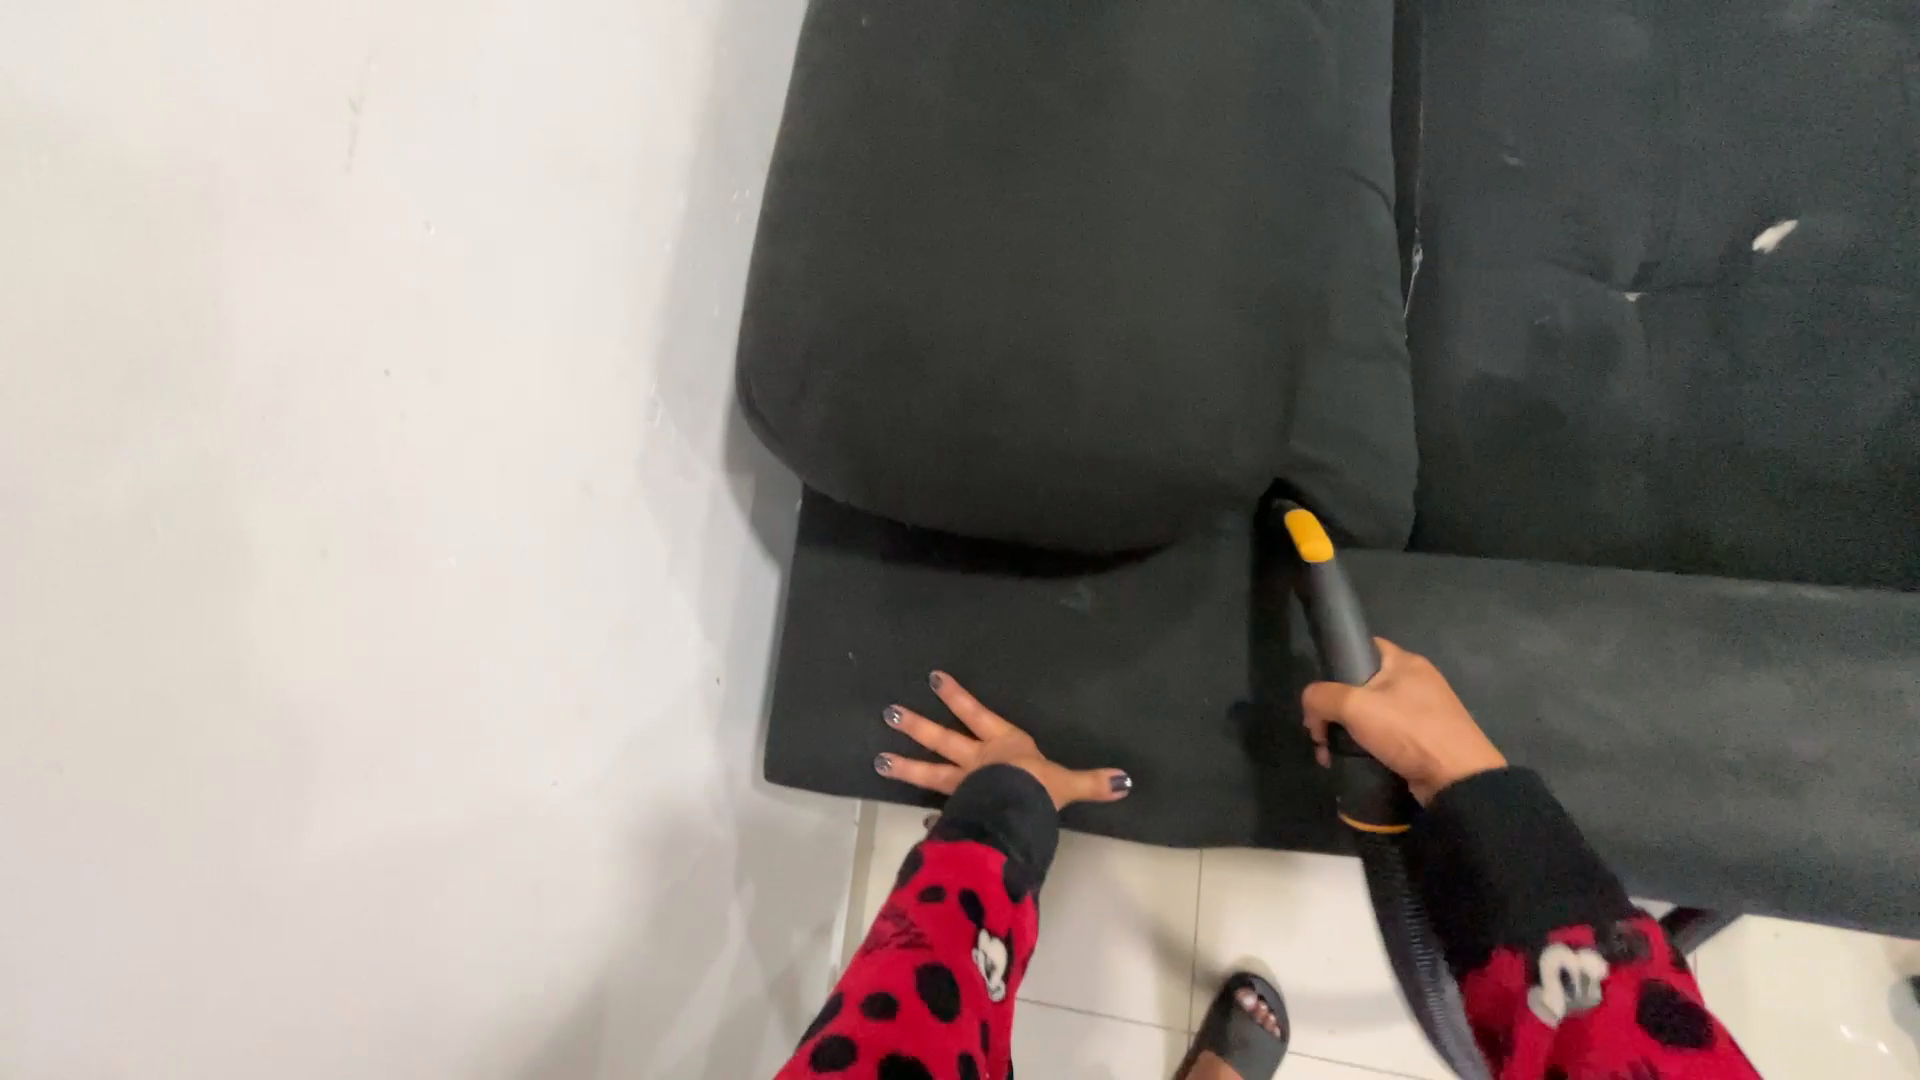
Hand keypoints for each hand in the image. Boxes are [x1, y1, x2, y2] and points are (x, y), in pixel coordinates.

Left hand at [875, 671, 1131, 809]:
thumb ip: (1092, 782)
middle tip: (889, 713)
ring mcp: (963, 787)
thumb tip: (1125, 780)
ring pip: (930, 772)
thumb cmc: (1039, 790)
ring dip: (906, 767)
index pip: (976, 714)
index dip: (957, 696)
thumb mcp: (1067, 783)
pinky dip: (933, 819)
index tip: (933, 679)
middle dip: (918, 726)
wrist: (1017, 817)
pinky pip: (943, 814)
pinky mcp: (959, 813)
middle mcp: (977, 761)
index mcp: (1003, 745)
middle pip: (943, 739)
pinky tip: (921, 824)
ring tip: (878, 761)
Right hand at [1300, 638, 1506, 804]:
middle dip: (1331, 708)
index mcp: (1405, 662)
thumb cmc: (1408, 731)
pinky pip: (1381, 735)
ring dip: (1342, 731)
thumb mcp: (1353, 706)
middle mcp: (1415, 682)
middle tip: (1317, 730)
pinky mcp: (1422, 740)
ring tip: (1328, 753)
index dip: (1335, 661)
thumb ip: (1320, 697)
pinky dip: (1361, 745)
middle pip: (1358, 685)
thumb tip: (1311, 710)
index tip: (1319, 688)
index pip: (1361, 647)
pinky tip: (1347, 759)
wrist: (1458, 782)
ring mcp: (1421, 712)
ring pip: (1367, 713)